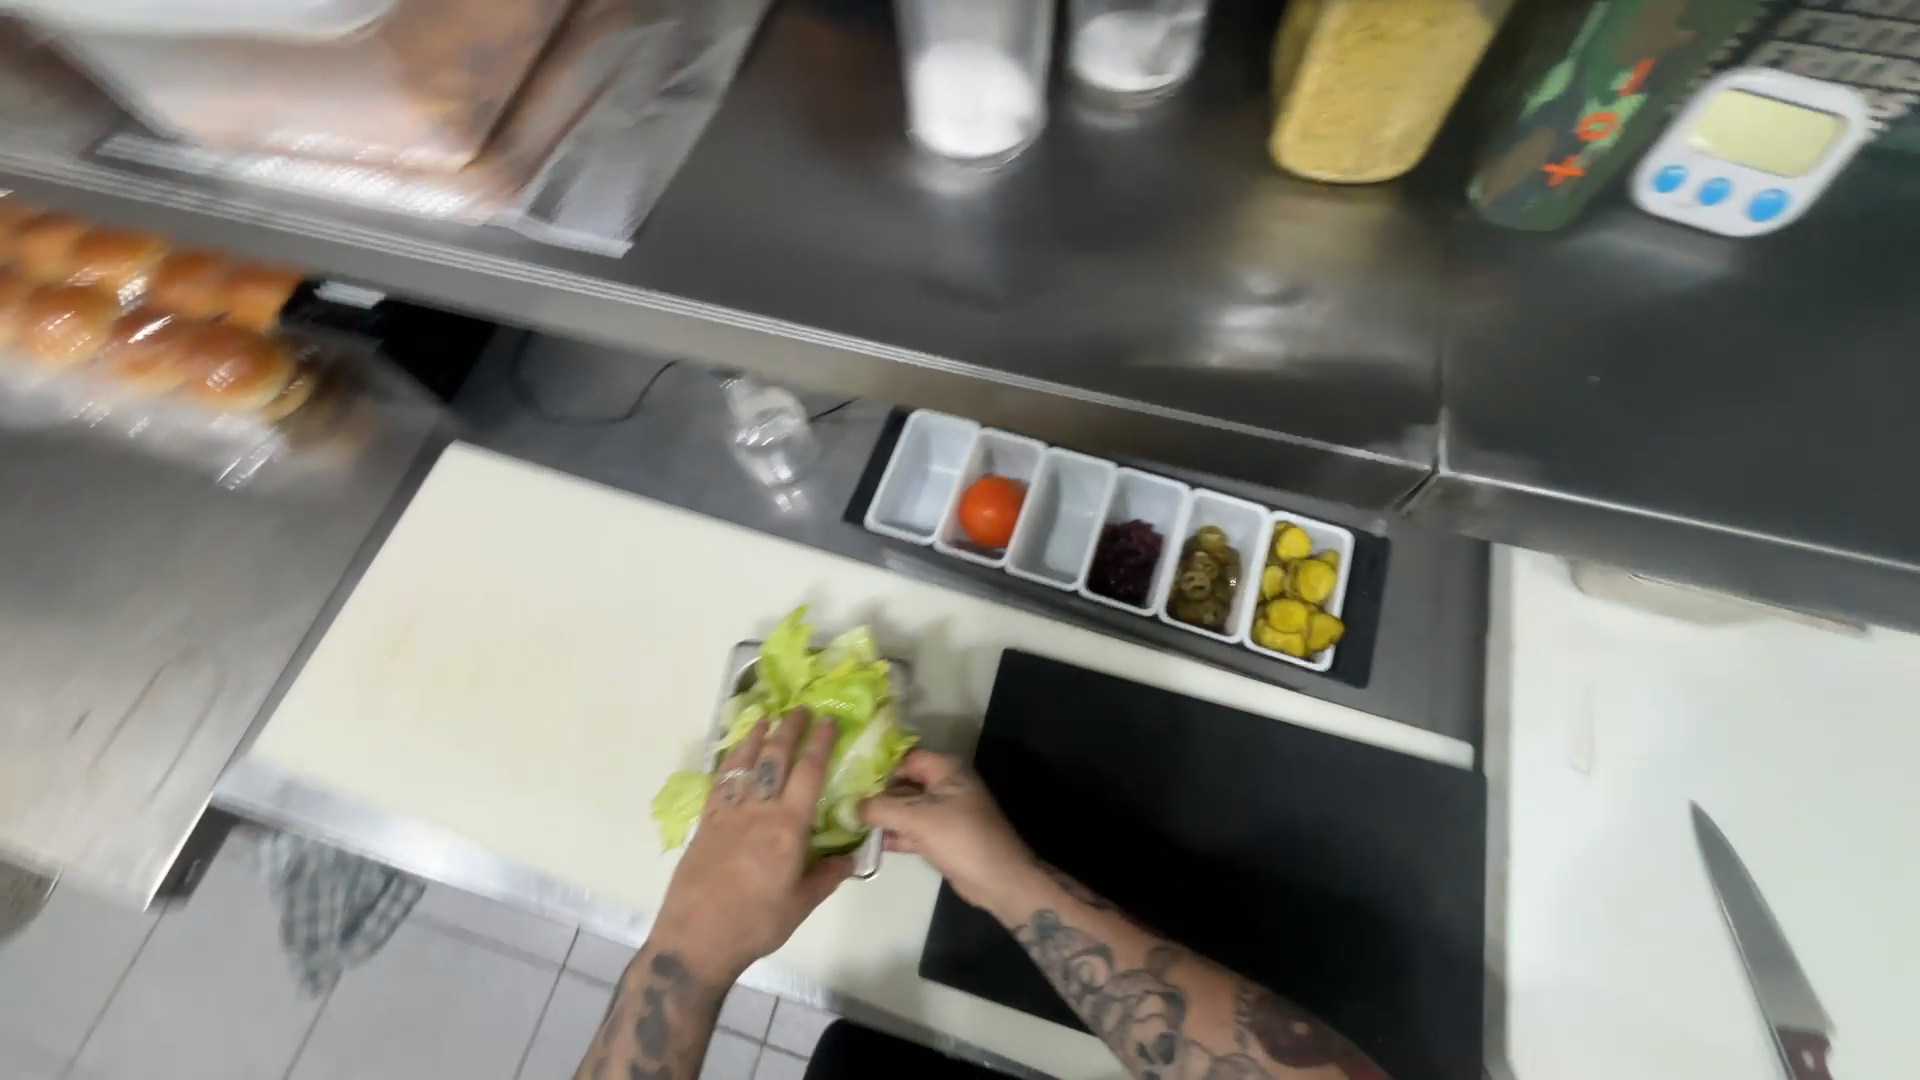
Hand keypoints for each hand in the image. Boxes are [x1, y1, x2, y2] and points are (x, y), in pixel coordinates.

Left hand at [651, 709, 853, 982]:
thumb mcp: (800, 906)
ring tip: (767, 718)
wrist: (694, 942)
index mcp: (787, 829)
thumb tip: (851, 857)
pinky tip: (735, 754)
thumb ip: (827, 876)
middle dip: (789, 729)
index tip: (828, 721)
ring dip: (757, 737)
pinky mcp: (705, 823)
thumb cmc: (754, 925)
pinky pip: (720, 782)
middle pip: (774, 758)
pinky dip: (730, 761)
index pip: (808, 773)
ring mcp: (728, 814)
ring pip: (744, 763)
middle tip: (801, 709)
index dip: (820, 743)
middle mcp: (758, 812)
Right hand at [860, 749, 1038, 915]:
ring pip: (904, 808)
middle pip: (902, 782)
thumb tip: (853, 805)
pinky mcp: (939, 836)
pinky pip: (910, 829)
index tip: (848, 774)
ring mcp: (942, 811)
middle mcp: (943, 785)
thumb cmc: (961, 837)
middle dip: (875, 792)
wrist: (997, 879)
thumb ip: (883, 808)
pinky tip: (864, 841)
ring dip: (881, 815)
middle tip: (840, 798)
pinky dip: (892, 834)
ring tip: (845, 819)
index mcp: (944, 769)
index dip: (877, 765)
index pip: (904, 758)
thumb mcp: (919, 818)